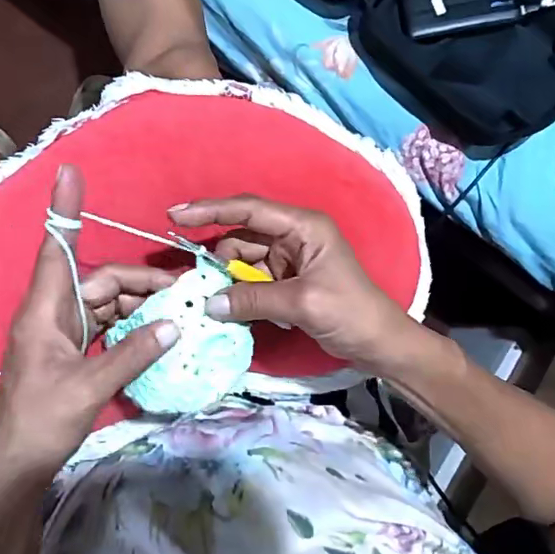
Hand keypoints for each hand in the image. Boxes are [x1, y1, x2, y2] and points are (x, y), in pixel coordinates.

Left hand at [0, 165, 179, 491]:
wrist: (16, 466)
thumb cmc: (41, 423)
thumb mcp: (90, 388)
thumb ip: (133, 353)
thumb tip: (174, 324)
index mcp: (43, 312)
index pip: (56, 249)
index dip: (65, 209)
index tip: (70, 171)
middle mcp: (50, 313)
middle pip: (97, 278)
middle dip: (138, 281)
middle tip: (180, 292)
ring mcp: (59, 333)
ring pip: (103, 301)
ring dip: (136, 303)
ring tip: (173, 312)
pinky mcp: (69, 351)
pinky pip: (103, 323)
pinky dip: (128, 323)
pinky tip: (153, 331)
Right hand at [167, 195, 428, 374]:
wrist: (378, 343)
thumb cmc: (350, 312)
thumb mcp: (302, 303)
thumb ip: (253, 300)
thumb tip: (208, 303)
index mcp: (304, 227)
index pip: (250, 210)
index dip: (211, 210)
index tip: (176, 216)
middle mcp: (294, 236)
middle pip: (241, 237)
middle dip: (218, 258)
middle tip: (196, 282)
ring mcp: (289, 260)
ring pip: (243, 261)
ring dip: (227, 279)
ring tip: (214, 301)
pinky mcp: (286, 282)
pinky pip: (251, 281)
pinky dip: (239, 293)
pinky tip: (230, 309)